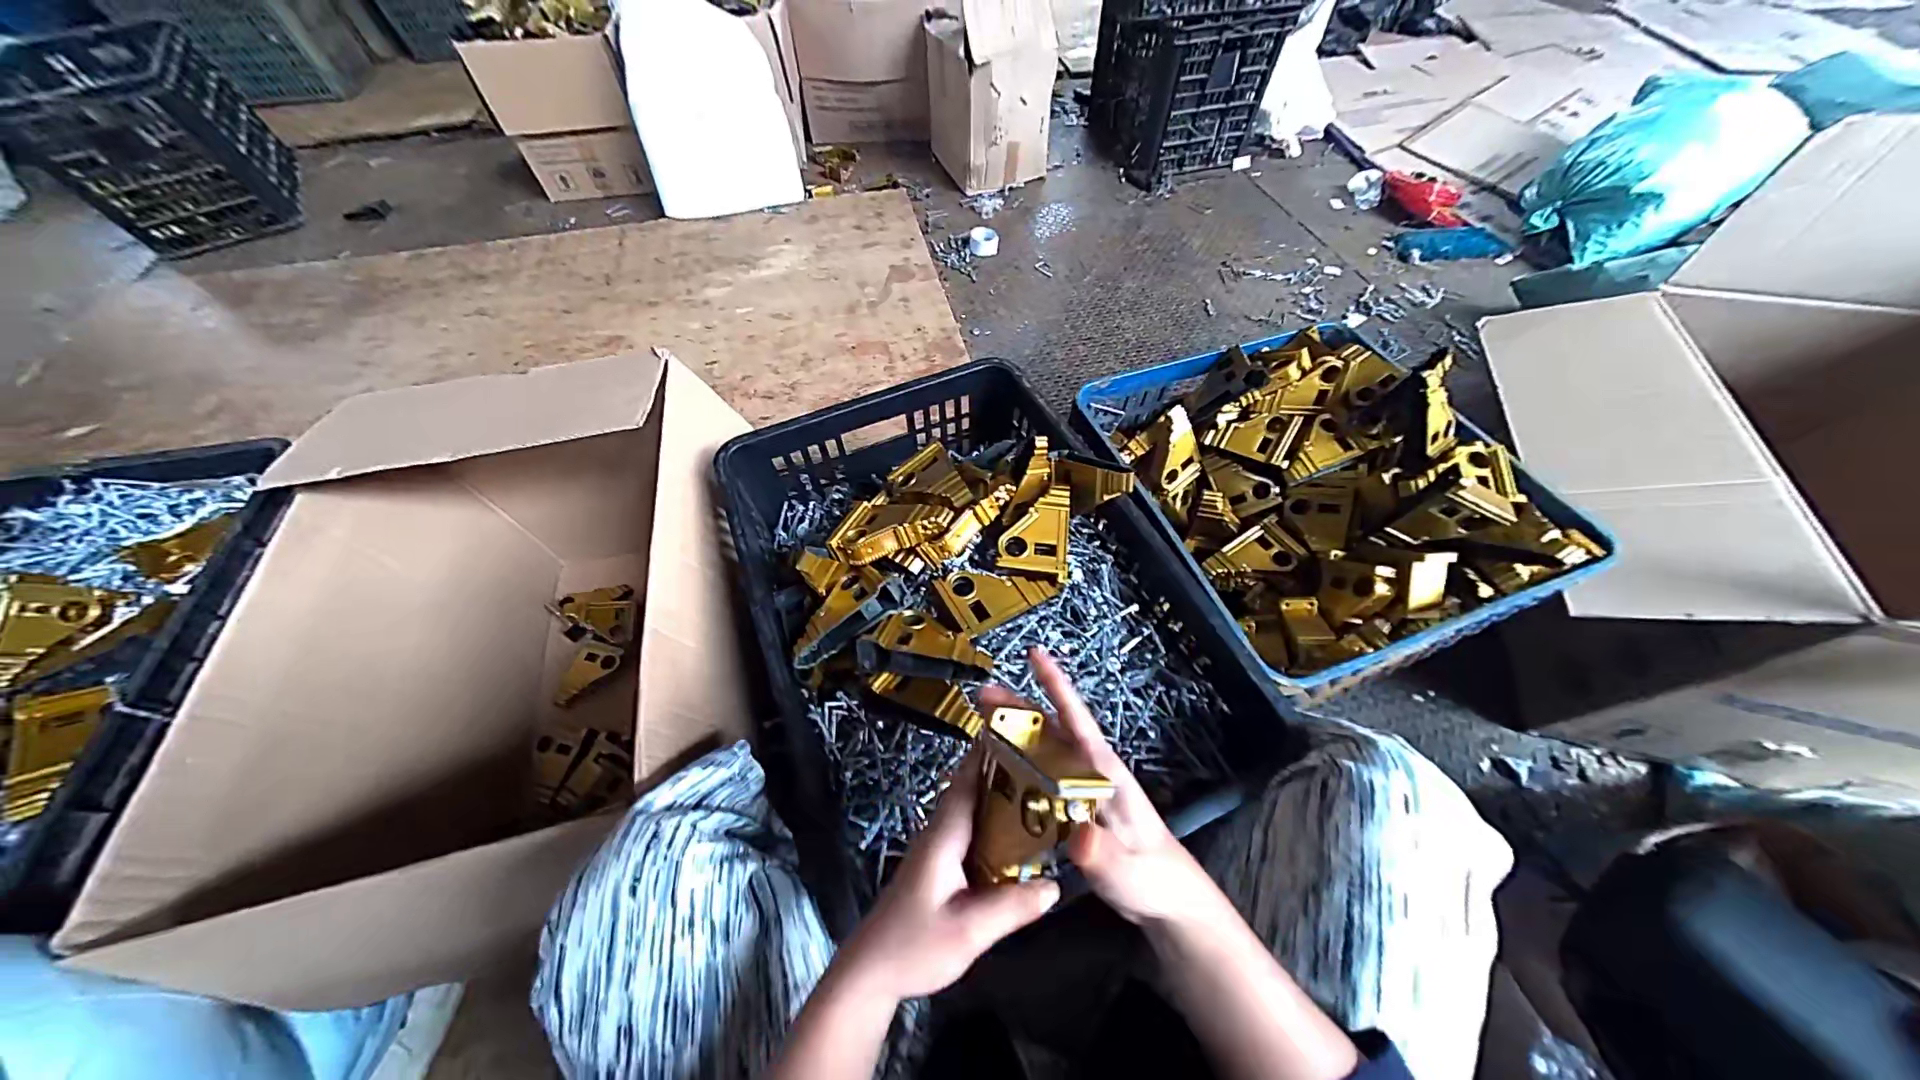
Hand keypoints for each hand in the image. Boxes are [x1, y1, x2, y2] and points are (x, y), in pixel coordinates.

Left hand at [833, 744, 1060, 1000]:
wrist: (871, 972)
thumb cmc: (914, 945)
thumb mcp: (969, 932)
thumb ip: (1011, 907)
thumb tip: (1054, 884)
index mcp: (944, 835)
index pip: (968, 781)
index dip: (990, 753)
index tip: (1019, 732)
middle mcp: (939, 833)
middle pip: (973, 789)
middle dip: (1005, 771)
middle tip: (1047, 762)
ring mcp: (938, 849)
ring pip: (973, 810)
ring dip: (1002, 796)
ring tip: (1044, 791)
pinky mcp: (941, 865)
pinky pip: (973, 832)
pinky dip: (996, 823)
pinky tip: (1022, 836)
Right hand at [978, 647, 1223, 930]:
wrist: (1170, 902)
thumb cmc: (1156, 880)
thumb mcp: (1129, 872)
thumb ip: (1104, 856)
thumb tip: (1079, 838)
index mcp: (1104, 772)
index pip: (1076, 719)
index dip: (1056, 684)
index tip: (1035, 655)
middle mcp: (1091, 773)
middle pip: (1050, 730)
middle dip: (1018, 708)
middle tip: (982, 698)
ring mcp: (1083, 790)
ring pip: (1044, 752)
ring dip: (1015, 735)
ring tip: (982, 727)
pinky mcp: (1075, 809)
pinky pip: (1041, 779)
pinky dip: (1019, 769)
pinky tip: (998, 776)